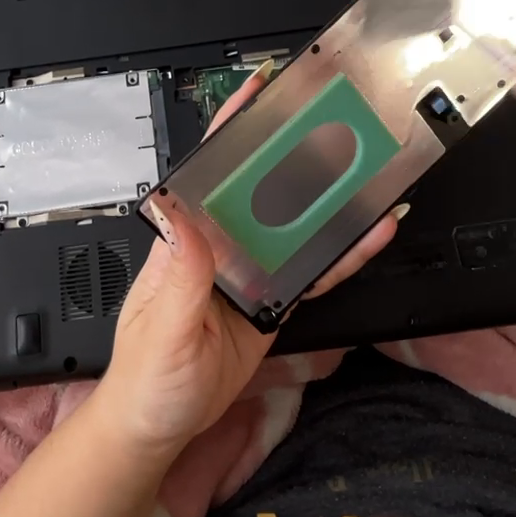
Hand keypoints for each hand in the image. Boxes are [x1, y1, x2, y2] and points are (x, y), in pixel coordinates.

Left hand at [89, 71, 400, 454]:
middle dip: (293, 153)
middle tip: (334, 123)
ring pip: (293, 226)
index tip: (257, 93)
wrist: (162, 423)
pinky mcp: (273, 302)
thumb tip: (184, 214)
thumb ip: (180, 273)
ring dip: (326, 200)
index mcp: (185, 240)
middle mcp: (220, 248)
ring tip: (365, 171)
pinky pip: (311, 272)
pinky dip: (341, 255)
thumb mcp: (162, 325)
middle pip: (261, 190)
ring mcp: (250, 273)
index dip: (231, 130)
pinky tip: (367, 237)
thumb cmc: (148, 375)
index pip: (208, 172)